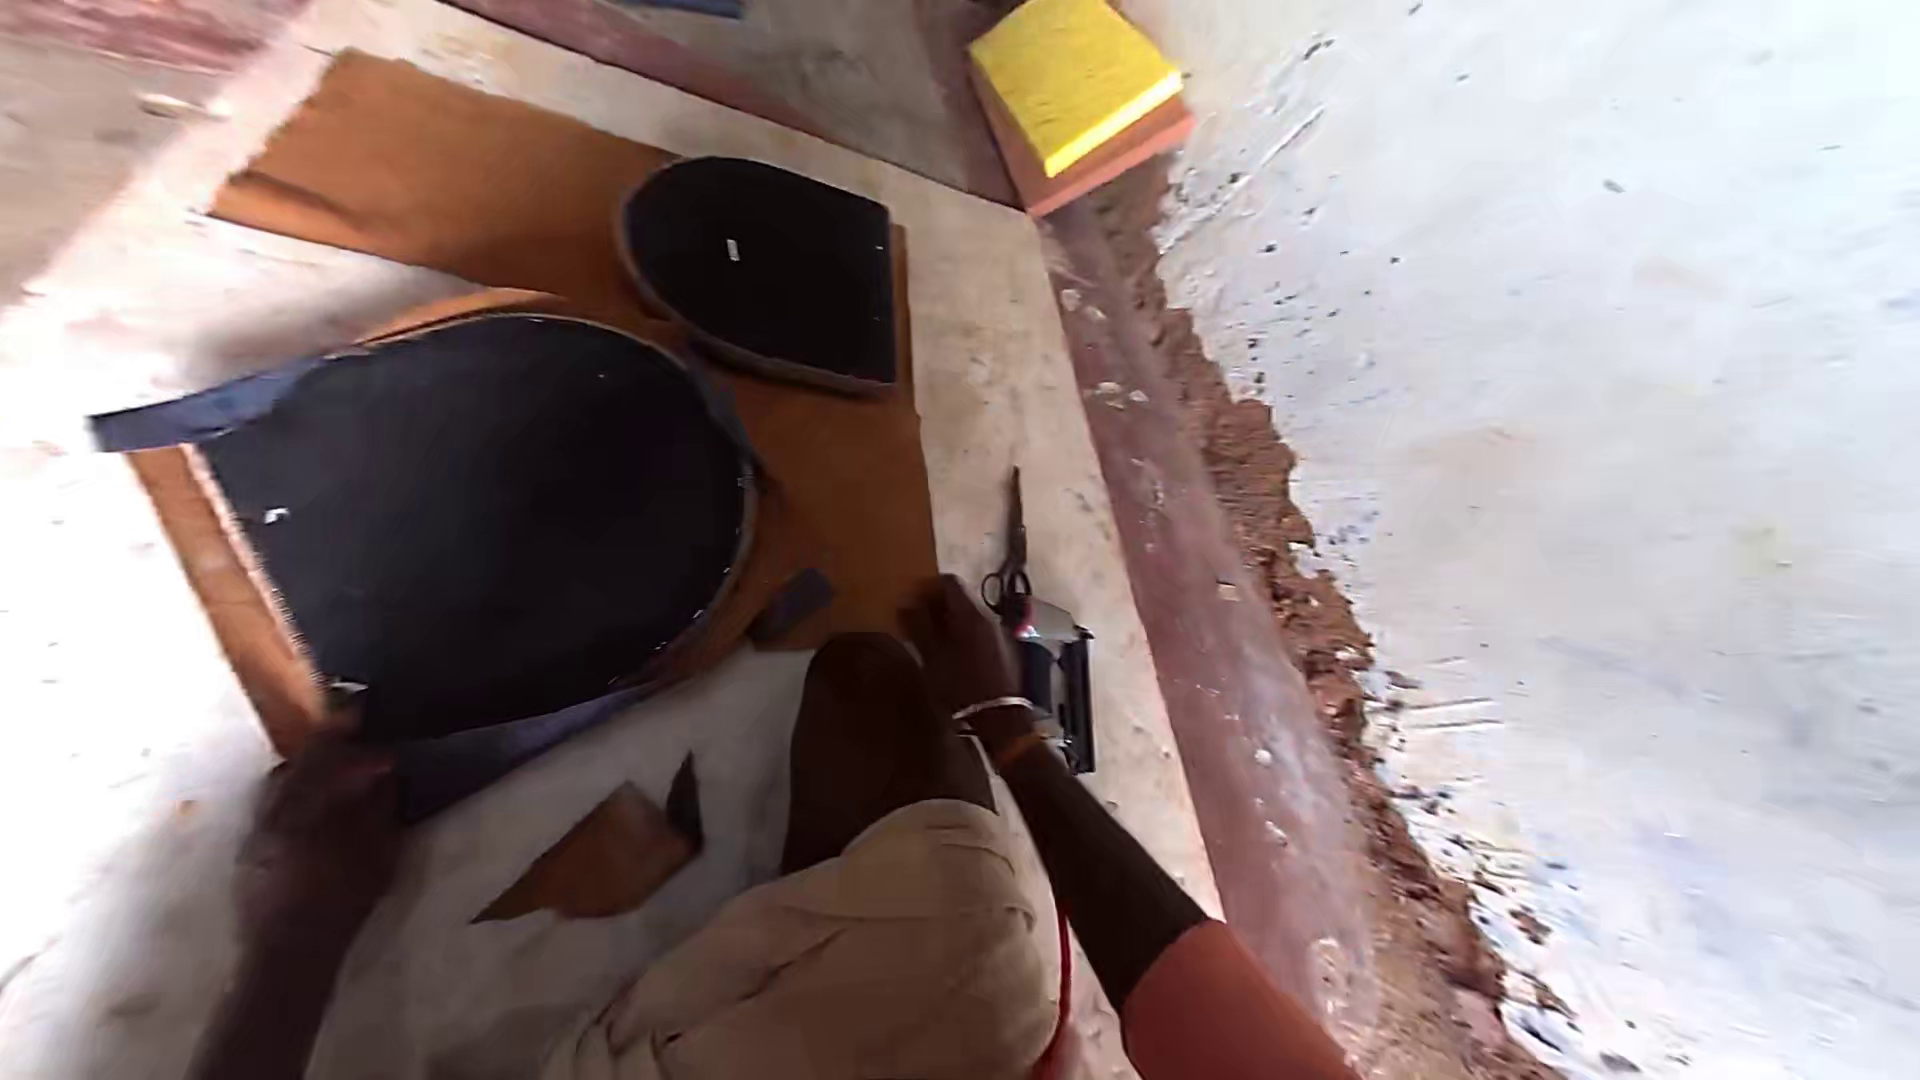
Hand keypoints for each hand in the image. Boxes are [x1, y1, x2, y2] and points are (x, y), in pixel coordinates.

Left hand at [236, 723, 399, 950]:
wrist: (291, 951)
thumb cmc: (345, 896)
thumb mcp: (380, 848)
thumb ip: (380, 806)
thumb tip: (387, 773)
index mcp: (302, 815)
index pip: (324, 761)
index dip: (347, 737)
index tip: (368, 716)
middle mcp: (269, 820)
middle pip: (293, 768)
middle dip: (323, 745)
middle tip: (351, 725)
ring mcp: (254, 837)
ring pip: (277, 787)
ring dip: (308, 768)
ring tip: (338, 760)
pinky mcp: (251, 853)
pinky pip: (274, 807)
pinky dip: (298, 791)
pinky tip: (321, 797)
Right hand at [902, 574, 1034, 752]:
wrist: (1000, 717)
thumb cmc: (961, 686)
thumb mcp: (933, 658)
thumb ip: (918, 626)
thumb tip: (906, 602)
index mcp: (971, 614)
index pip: (950, 582)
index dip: (928, 586)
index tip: (912, 600)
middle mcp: (989, 616)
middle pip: (961, 597)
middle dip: (938, 604)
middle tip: (917, 621)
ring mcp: (1000, 632)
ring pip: (971, 615)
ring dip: (951, 619)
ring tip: (932, 639)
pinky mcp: (1006, 648)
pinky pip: (981, 630)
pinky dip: (965, 632)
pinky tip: (954, 653)